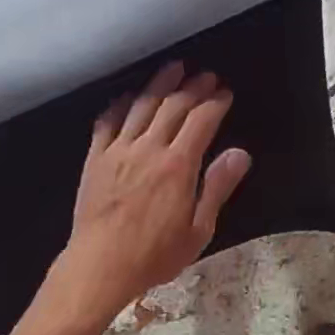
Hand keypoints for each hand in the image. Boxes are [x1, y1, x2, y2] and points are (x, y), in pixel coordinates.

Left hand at [42, 62, 250, 328]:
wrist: (101, 264)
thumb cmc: (154, 255)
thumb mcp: (198, 230)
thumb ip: (217, 188)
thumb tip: (240, 153)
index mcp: (178, 166)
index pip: (201, 120)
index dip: (215, 102)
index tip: (225, 92)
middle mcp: (148, 149)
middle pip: (173, 106)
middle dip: (193, 87)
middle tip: (205, 76)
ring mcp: (118, 151)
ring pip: (141, 106)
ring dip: (159, 84)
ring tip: (172, 69)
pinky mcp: (95, 158)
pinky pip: (107, 121)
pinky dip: (120, 104)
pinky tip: (128, 96)